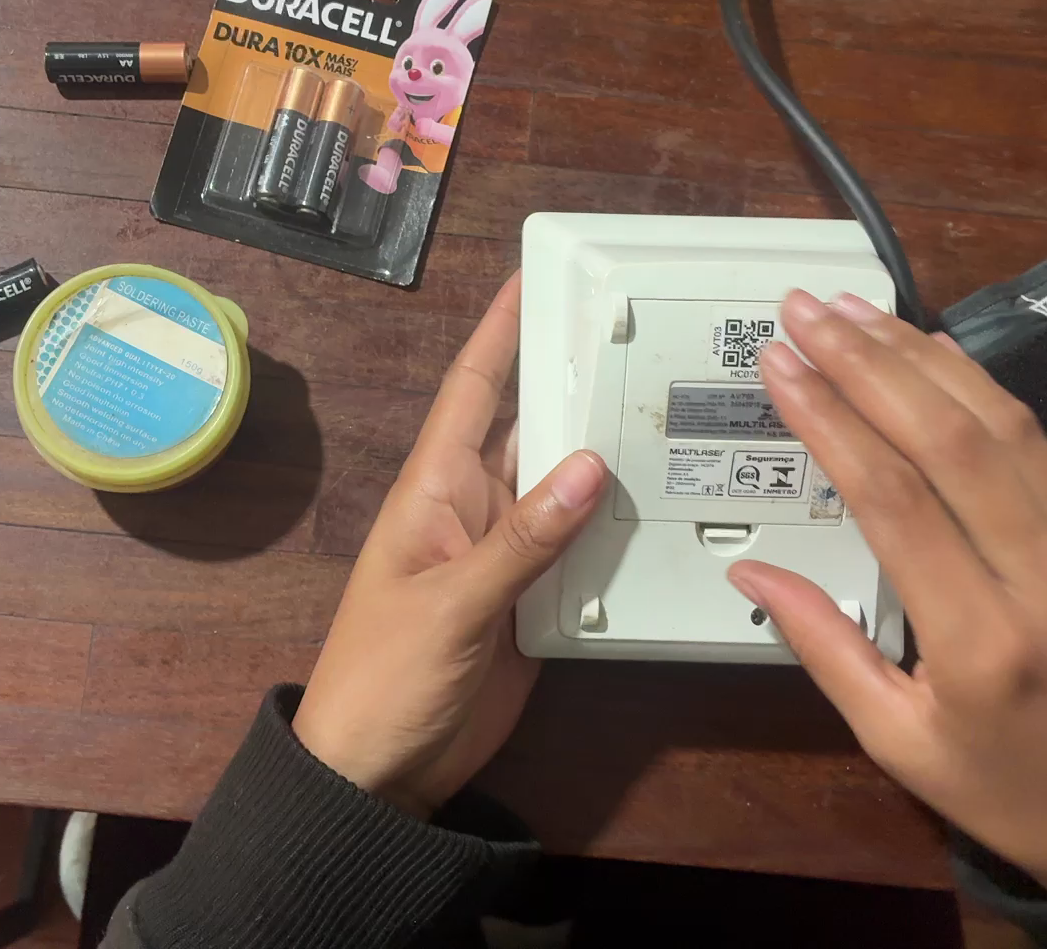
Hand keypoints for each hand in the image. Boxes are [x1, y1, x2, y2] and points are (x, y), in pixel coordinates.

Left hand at [295, 274, 607, 816]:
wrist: (382, 768)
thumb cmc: (387, 673)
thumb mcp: (451, 603)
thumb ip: (521, 539)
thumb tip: (590, 464)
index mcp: (437, 487)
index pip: (472, 390)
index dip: (498, 332)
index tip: (531, 278)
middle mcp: (475, 504)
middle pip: (529, 427)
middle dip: (571, 381)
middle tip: (635, 337)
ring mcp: (507, 549)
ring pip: (560, 484)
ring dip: (601, 450)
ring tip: (664, 407)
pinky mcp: (533, 594)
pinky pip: (577, 543)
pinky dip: (610, 522)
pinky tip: (657, 502)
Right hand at [729, 289, 1046, 899]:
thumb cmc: (1010, 790)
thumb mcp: (895, 738)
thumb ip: (822, 645)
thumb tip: (749, 573)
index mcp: (982, 638)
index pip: (893, 497)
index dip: (830, 418)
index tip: (782, 365)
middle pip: (950, 439)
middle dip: (866, 361)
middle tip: (805, 311)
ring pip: (1000, 424)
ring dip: (917, 355)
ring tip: (852, 310)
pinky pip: (1038, 442)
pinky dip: (976, 384)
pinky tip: (931, 348)